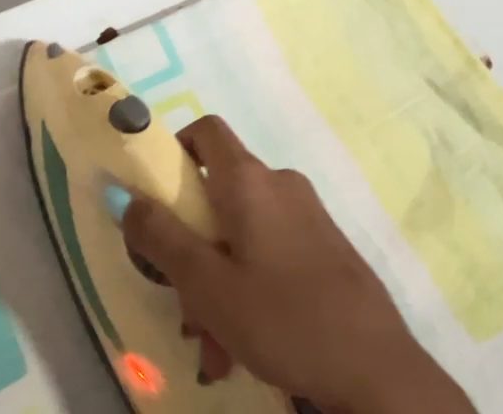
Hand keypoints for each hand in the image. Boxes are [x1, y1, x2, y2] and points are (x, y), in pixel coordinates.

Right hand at [122, 116, 473, 413]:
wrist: (378, 372)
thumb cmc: (282, 317)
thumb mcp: (205, 283)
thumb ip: (159, 235)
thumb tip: (124, 195)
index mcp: (249, 180)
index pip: (205, 130)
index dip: (174, 150)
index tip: (157, 197)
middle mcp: (281, 185)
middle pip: (219, 194)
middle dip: (192, 244)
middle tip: (181, 300)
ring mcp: (310, 217)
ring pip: (243, 233)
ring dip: (218, 279)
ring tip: (212, 342)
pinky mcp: (328, 250)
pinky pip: (272, 253)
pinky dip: (250, 286)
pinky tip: (246, 343)